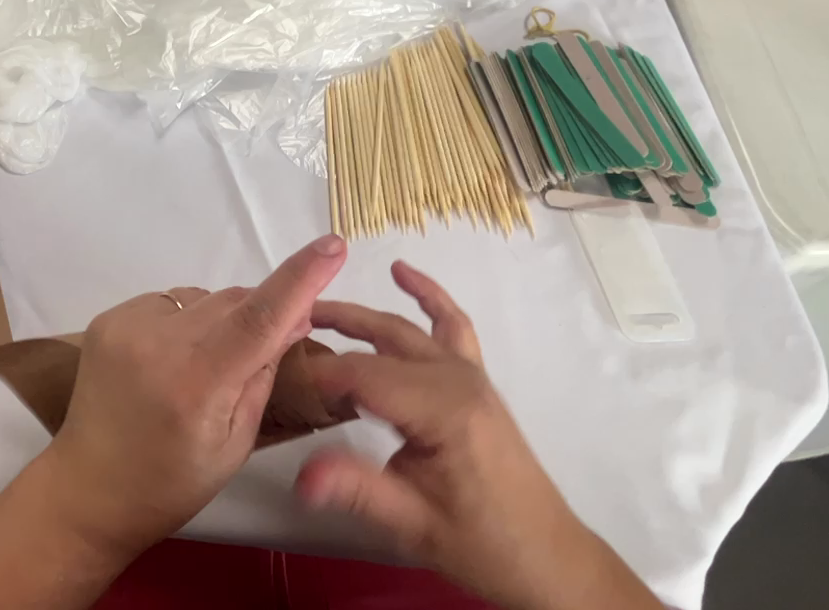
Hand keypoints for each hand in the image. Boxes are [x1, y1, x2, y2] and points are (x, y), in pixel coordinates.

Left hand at [43, 234, 348, 558]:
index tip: (332, 245)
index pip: (259, 318)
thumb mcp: (234, 442)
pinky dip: (184, 321)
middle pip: (232, 302)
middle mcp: (159, 342)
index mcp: (197, 384)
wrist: (90, 487)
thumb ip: (263, 374)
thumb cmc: (172, 481)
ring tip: (203, 366)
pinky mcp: (108, 318)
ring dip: (218, 319)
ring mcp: (127, 325)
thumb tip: (294, 318)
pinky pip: (168, 302)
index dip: (299, 278)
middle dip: (257, 316)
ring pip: (200, 298)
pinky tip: (172, 359)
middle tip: (262, 351)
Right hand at [296, 261, 660, 609]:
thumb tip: (301, 476)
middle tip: (286, 329)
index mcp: (443, 411)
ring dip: (362, 315)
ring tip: (318, 307)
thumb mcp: (412, 523)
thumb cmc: (479, 542)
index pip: (364, 375)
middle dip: (333, 329)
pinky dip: (428, 294)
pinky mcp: (475, 377)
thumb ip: (356, 489)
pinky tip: (402, 272)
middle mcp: (457, 379)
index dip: (320, 374)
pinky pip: (451, 323)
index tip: (283, 377)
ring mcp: (470, 374)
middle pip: (382, 340)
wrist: (545, 557)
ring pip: (407, 329)